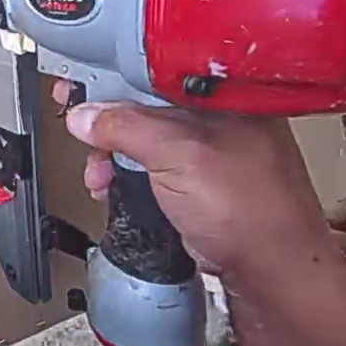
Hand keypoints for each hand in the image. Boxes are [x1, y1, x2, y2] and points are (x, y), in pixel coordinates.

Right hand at [53, 82, 338, 282]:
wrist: (267, 269)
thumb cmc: (250, 212)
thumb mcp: (177, 156)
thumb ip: (126, 129)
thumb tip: (85, 117)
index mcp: (222, 101)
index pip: (154, 76)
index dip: (110, 80)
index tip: (78, 86)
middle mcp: (215, 122)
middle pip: (140, 110)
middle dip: (105, 129)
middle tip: (82, 134)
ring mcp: (204, 153)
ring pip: (139, 142)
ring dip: (109, 158)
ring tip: (102, 176)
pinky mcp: (192, 181)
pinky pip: (145, 167)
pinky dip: (123, 176)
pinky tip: (114, 187)